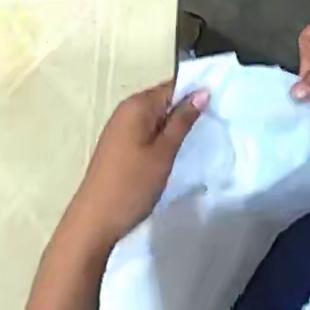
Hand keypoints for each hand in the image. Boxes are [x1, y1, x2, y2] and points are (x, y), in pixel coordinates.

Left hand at [62, 81, 206, 246]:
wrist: (92, 224)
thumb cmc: (132, 185)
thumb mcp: (164, 152)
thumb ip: (183, 120)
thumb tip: (202, 92)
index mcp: (137, 105)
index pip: (173, 86)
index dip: (195, 94)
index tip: (216, 106)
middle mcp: (126, 109)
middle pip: (163, 100)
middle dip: (185, 110)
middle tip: (209, 126)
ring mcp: (119, 128)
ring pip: (155, 117)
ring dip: (173, 126)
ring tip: (194, 141)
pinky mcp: (117, 145)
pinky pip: (145, 130)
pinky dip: (160, 137)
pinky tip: (171, 154)